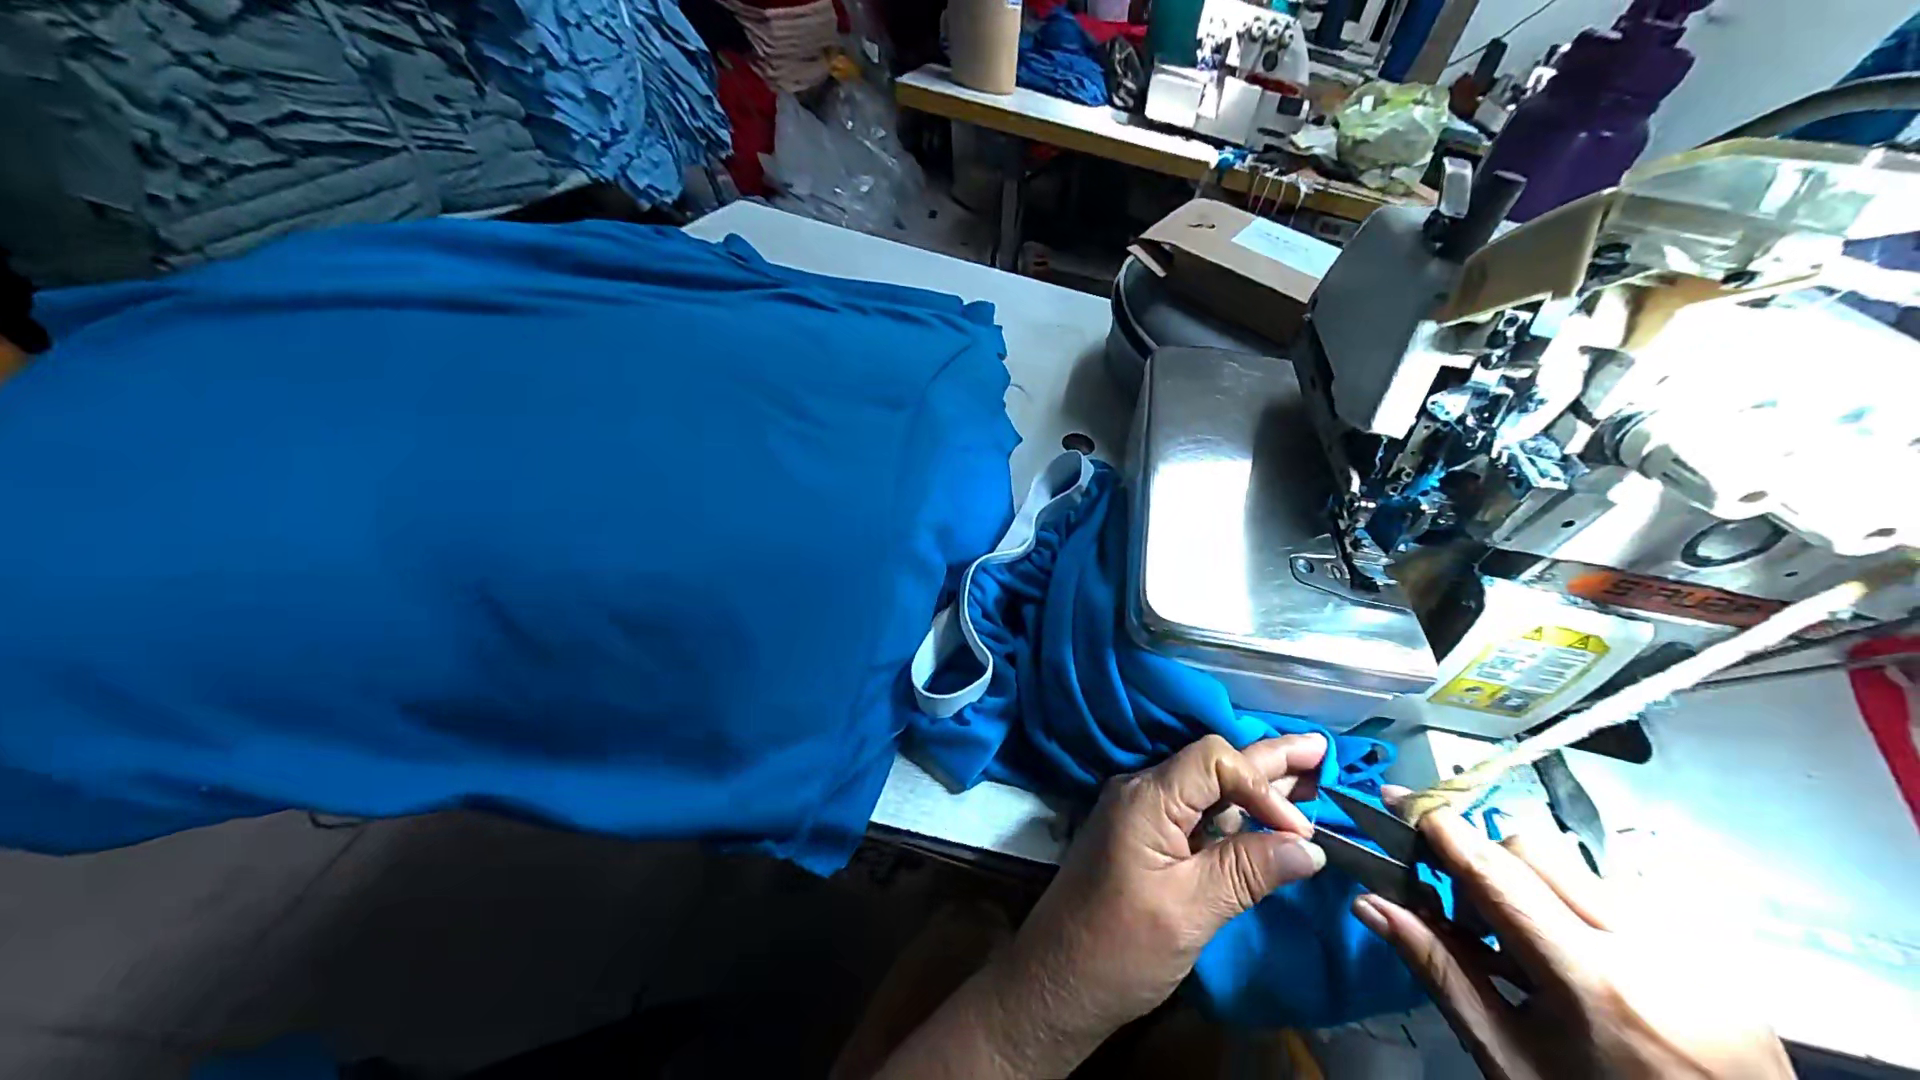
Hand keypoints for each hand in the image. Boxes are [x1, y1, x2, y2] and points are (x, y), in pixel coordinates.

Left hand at [973, 734, 1329, 1075]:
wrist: (1059, 980)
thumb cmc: (1119, 947)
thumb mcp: (1189, 910)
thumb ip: (1246, 871)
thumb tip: (1309, 847)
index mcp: (1146, 798)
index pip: (1212, 760)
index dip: (1262, 783)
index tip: (1299, 830)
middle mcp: (1143, 793)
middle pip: (1212, 765)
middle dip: (1267, 760)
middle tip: (1319, 749)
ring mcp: (1143, 815)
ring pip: (1207, 788)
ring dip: (1256, 783)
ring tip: (1308, 770)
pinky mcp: (1146, 838)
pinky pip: (1196, 813)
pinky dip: (1235, 812)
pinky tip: (1267, 814)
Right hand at [1351, 803, 1793, 1079]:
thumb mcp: (1508, 1058)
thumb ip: (1439, 970)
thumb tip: (1370, 903)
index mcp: (1593, 981)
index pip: (1497, 871)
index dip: (1440, 826)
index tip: (1395, 798)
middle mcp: (1651, 950)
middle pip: (1535, 851)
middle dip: (1482, 861)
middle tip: (1460, 912)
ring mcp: (1694, 955)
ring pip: (1577, 870)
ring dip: (1526, 883)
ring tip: (1518, 946)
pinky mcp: (1717, 963)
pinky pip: (1620, 899)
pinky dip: (1572, 906)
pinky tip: (1569, 959)